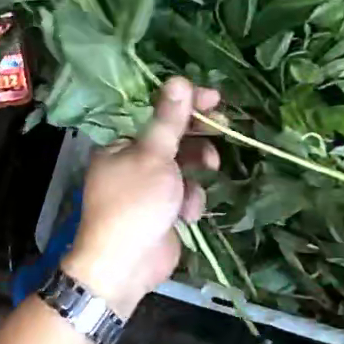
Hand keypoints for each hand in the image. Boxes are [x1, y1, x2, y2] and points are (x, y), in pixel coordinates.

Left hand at [62, 78, 220, 315]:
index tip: (216, 98)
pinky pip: (183, 196)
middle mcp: (131, 163)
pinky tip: (187, 214)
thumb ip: (169, 120)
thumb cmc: (135, 203)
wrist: (124, 264)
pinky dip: (189, 202)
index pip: (156, 115)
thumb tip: (178, 79)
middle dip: (196, 139)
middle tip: (223, 130)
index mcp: (120, 145)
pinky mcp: (161, 213)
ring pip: (182, 169)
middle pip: (171, 141)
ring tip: (207, 171)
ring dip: (194, 173)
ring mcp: (147, 190)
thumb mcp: (153, 156)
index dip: (186, 105)